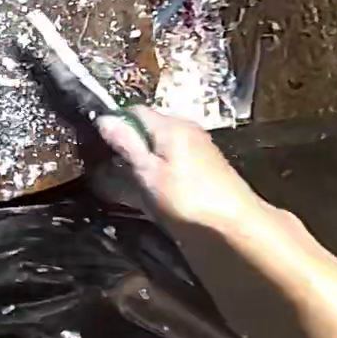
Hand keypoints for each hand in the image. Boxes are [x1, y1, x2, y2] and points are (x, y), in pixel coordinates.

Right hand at [97, 106, 269, 231]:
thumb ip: (126, 143)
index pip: (133, 111)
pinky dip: (159, 171)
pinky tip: (155, 192)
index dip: (114, 124)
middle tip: (112, 170)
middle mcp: (186, 129)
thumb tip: (103, 118)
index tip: (100, 146)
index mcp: (170, 126)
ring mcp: (198, 147)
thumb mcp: (148, 172)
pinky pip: (172, 159)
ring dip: (143, 162)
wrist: (235, 226)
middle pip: (147, 128)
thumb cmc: (187, 198)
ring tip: (132, 185)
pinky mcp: (205, 166)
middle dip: (128, 146)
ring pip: (159, 146)